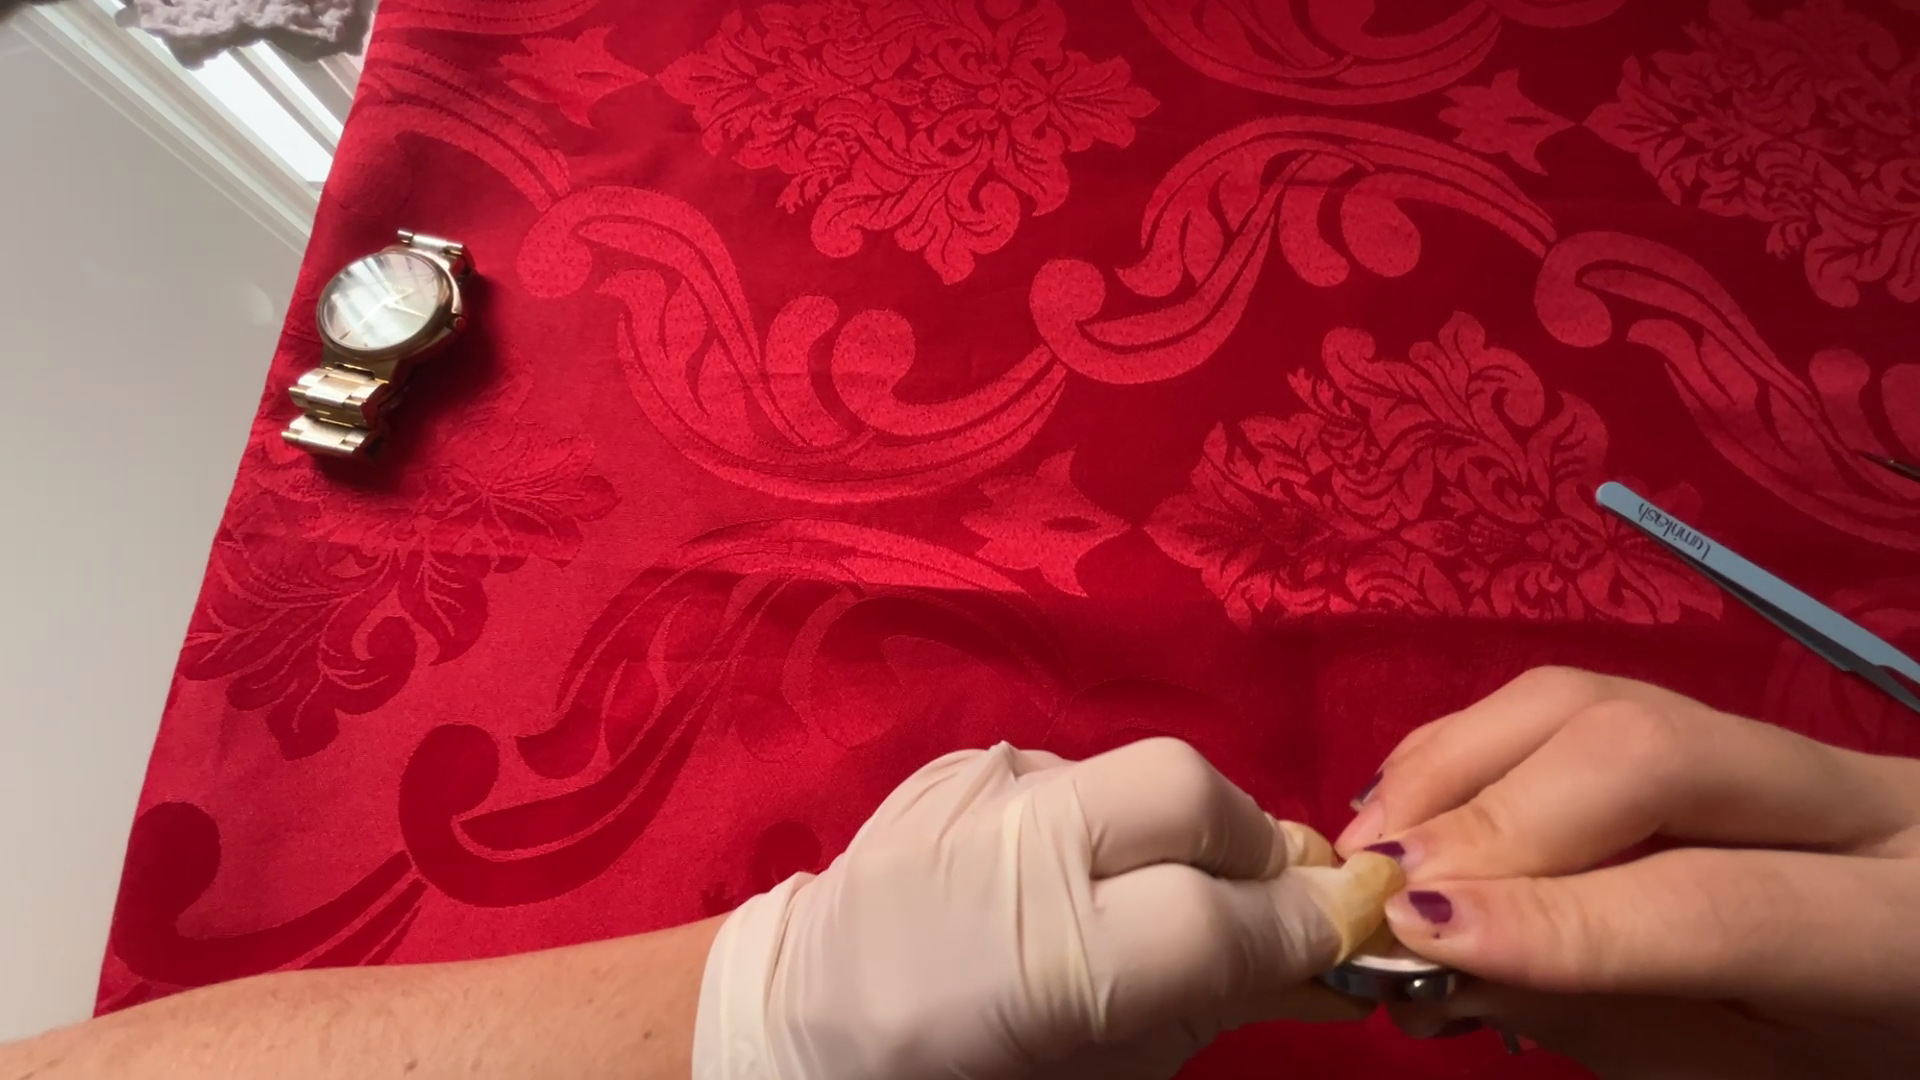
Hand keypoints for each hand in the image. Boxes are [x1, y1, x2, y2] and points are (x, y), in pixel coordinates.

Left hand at [695, 740, 1402, 1079]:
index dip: (1296, 918)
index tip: (1345, 923)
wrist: (811, 1007)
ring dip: (1183, 821)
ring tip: (1166, 876)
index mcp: (1033, 957)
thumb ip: (1211, 1001)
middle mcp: (1001, 843)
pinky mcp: (958, 762)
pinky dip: (1105, 814)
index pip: (1206, 911)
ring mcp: (972, 786)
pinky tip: (1072, 862)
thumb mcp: (1095, 1070)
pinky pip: (1071, 771)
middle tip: (1265, 884)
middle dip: (1249, 831)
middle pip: (1178, 784)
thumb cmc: (957, 1073)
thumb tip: (1321, 952)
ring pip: (1132, 768)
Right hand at [1333, 667, 1919, 1077]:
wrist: (1913, 966)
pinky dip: (1447, 748)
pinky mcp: (1669, 704)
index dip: (1550, 916)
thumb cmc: (1831, 1053)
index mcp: (1905, 926)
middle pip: (1631, 752)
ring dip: (1442, 767)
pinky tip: (1402, 797)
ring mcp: (1750, 727)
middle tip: (1381, 875)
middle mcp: (1842, 792)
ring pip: (1567, 701)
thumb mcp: (1735, 1076)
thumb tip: (1426, 950)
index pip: (1712, 903)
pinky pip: (1534, 700)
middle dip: (1482, 816)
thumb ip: (1584, 1012)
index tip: (1415, 929)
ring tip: (1374, 837)